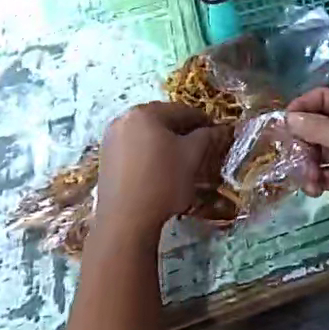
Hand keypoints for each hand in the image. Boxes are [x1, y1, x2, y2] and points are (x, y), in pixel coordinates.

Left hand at [93, 103, 227, 242]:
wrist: (126, 219)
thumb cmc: (163, 181)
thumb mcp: (192, 157)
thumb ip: (208, 137)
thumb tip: (222, 129)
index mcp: (145, 113)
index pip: (182, 110)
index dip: (204, 121)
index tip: (218, 132)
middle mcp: (124, 120)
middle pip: (162, 121)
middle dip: (184, 132)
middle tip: (202, 147)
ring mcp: (111, 140)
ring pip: (147, 135)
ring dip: (167, 143)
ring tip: (183, 160)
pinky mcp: (106, 159)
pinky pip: (135, 149)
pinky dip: (151, 154)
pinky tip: (161, 170)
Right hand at [286, 88, 328, 242]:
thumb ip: (317, 127)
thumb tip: (289, 117)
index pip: (322, 98)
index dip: (301, 107)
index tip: (283, 125)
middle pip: (315, 125)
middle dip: (302, 141)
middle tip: (296, 158)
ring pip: (315, 151)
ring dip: (306, 164)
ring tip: (309, 180)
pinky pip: (321, 172)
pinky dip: (314, 179)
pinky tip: (315, 190)